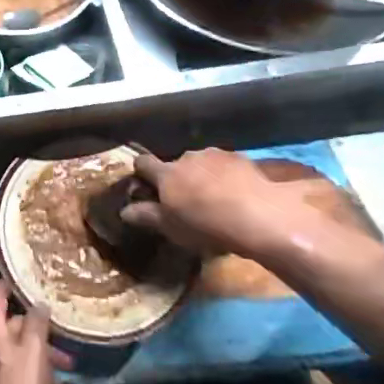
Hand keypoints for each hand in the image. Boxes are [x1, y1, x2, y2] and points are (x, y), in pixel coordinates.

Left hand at [0, 281, 70, 383]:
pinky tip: (54, 379)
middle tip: (60, 326)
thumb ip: (35, 323)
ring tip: (67, 361)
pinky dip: (34, 365)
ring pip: (17, 347)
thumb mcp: (33, 350)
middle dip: (35, 324)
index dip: (8, 285)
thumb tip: (38, 303)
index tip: (18, 273)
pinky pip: (17, 365)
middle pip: (11, 324)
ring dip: (40, 349)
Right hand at [124, 148, 349, 258]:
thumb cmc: (206, 224)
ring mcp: (216, 155)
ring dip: (204, 175)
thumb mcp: (171, 228)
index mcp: (166, 173)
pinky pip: (227, 166)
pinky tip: (237, 194)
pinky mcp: (242, 158)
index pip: (143, 162)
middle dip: (178, 177)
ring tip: (216, 197)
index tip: (144, 182)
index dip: (141, 171)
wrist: (260, 215)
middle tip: (187, 200)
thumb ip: (146, 216)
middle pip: (176, 164)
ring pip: (202, 163)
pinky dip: (227, 176)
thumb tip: (124, 211)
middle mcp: (187, 157)